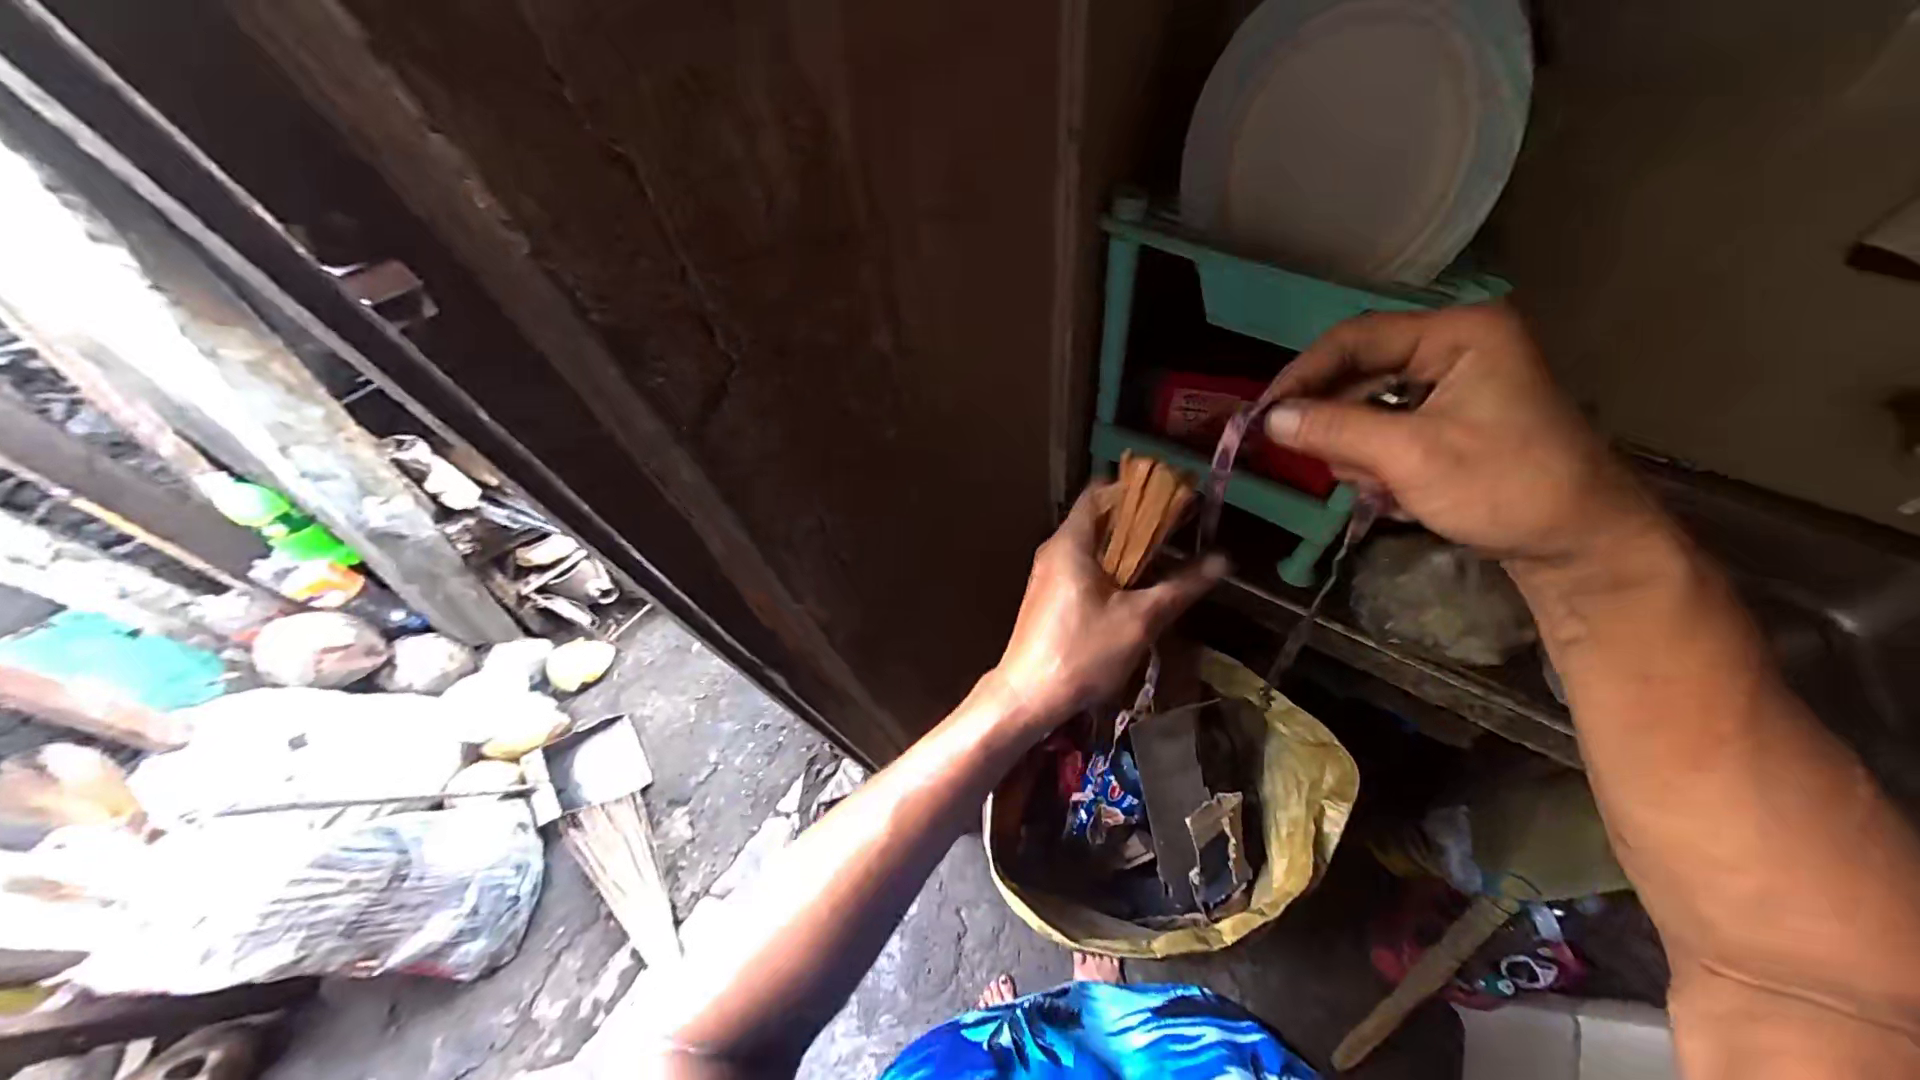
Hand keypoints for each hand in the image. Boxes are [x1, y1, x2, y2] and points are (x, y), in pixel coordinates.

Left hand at [992, 483, 1227, 719]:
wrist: (1028, 697)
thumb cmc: (1082, 652)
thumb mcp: (1139, 620)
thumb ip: (1180, 586)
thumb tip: (1222, 560)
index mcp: (1070, 542)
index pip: (1100, 493)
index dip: (1136, 489)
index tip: (1170, 496)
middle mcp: (1054, 550)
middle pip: (1098, 519)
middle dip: (1138, 520)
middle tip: (1178, 528)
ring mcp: (1047, 574)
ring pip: (1092, 546)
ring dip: (1126, 548)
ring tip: (1165, 557)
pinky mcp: (1048, 597)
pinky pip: (1082, 568)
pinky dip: (1110, 569)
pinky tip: (1135, 589)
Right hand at [1263, 303, 1663, 569]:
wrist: (1580, 545)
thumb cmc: (1505, 487)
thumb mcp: (1410, 456)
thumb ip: (1334, 430)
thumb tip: (1268, 418)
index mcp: (1457, 335)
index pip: (1354, 339)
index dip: (1301, 375)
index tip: (1262, 415)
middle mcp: (1451, 349)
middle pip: (1356, 373)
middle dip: (1334, 424)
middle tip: (1313, 461)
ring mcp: (1450, 386)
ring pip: (1363, 407)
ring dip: (1355, 451)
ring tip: (1379, 488)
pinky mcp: (1445, 420)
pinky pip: (1382, 430)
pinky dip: (1374, 462)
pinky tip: (1391, 492)